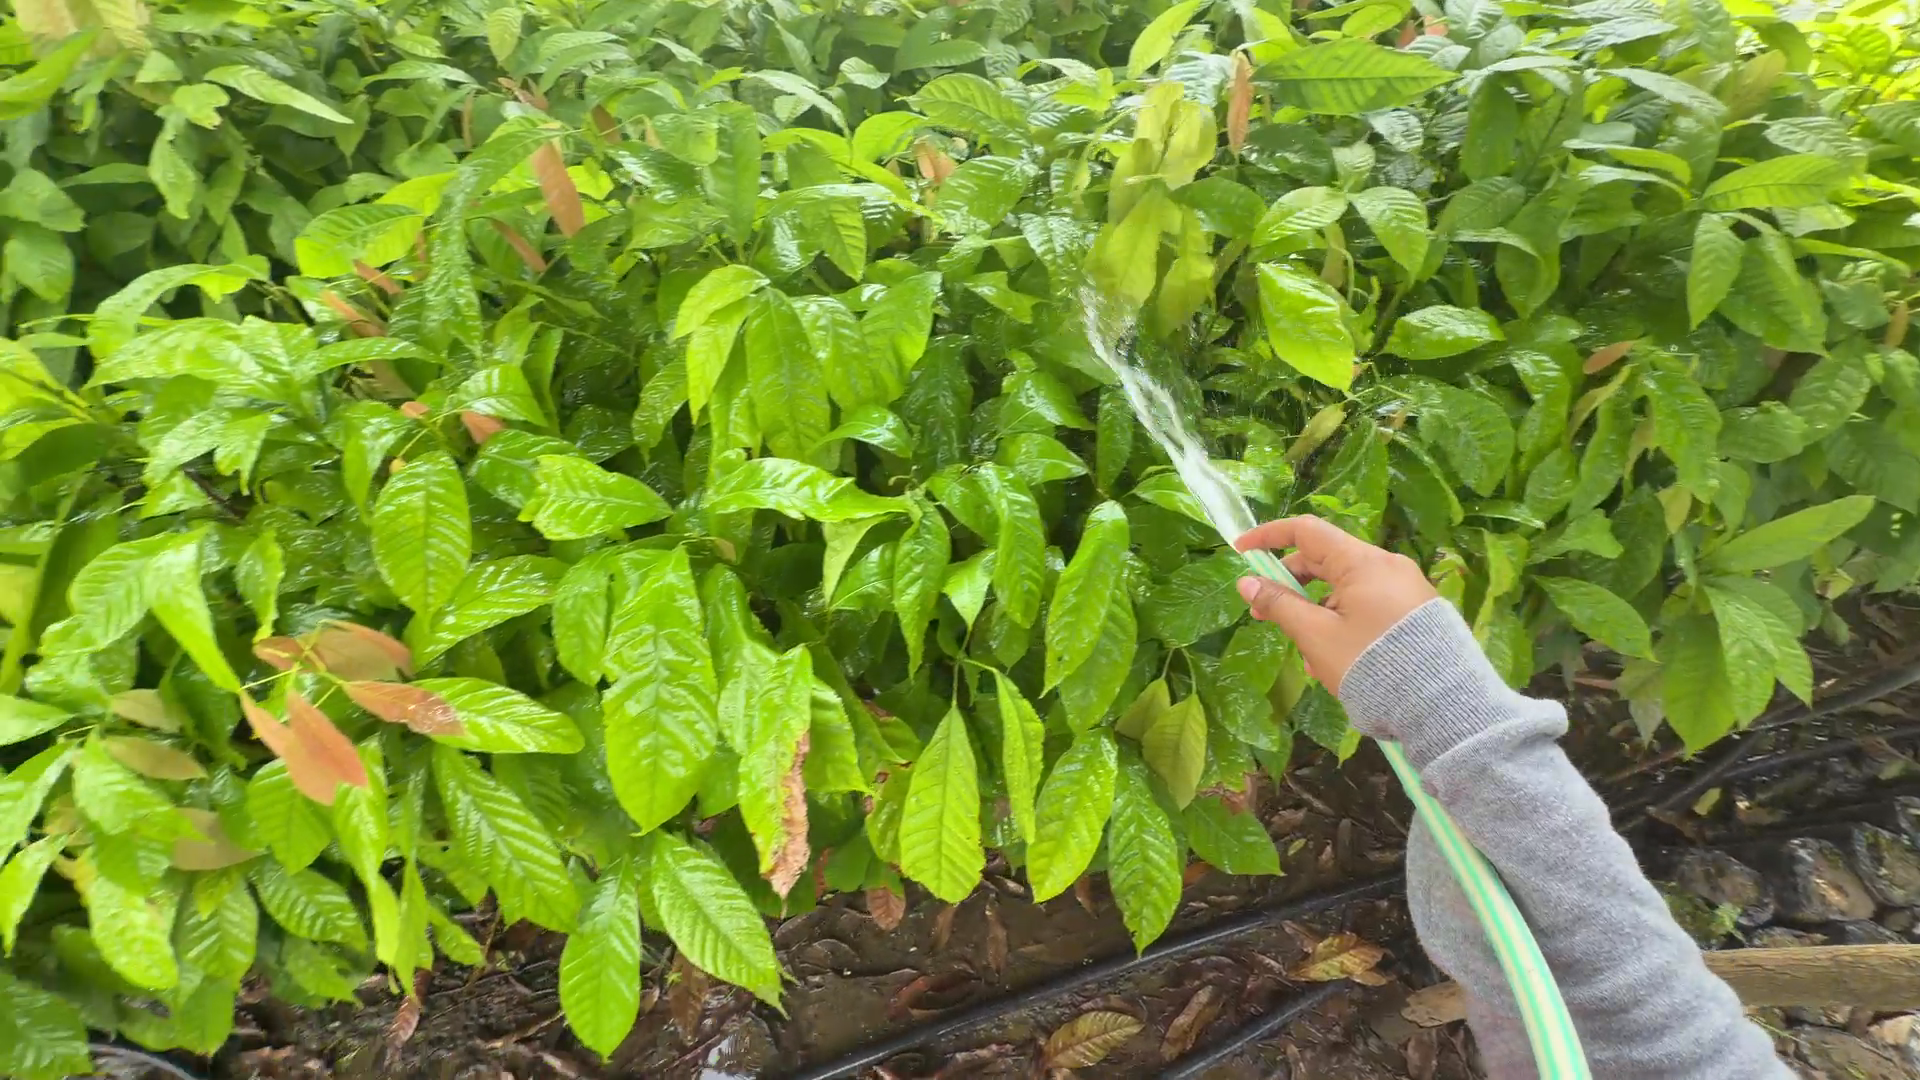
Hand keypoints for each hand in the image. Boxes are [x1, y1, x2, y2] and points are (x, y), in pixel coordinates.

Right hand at [1233, 517, 1438, 694]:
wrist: (1445, 707)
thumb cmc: (1370, 663)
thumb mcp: (1315, 635)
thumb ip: (1278, 604)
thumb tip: (1247, 582)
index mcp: (1362, 563)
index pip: (1306, 531)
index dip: (1269, 536)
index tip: (1241, 550)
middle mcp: (1387, 567)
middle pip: (1324, 560)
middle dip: (1289, 584)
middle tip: (1263, 614)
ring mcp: (1405, 590)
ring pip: (1343, 587)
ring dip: (1314, 610)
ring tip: (1306, 653)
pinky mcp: (1415, 613)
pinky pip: (1366, 605)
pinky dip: (1340, 620)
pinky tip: (1334, 659)